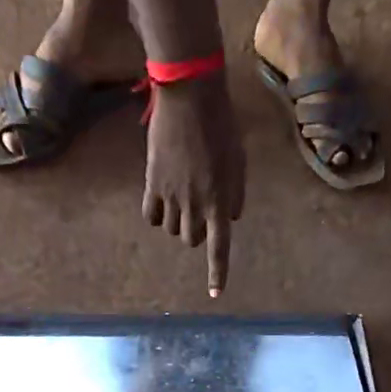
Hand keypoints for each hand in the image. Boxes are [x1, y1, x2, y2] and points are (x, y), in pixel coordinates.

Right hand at [143, 73, 244, 296]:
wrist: (190, 98)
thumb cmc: (221, 127)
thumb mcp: (239, 161)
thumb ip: (235, 193)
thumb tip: (229, 219)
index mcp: (221, 201)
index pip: (220, 248)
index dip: (217, 273)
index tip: (215, 293)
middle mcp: (195, 204)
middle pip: (192, 239)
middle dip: (196, 231)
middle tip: (199, 211)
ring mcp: (172, 195)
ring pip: (171, 229)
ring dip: (177, 221)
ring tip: (181, 197)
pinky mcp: (153, 183)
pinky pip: (151, 216)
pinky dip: (156, 216)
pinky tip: (161, 202)